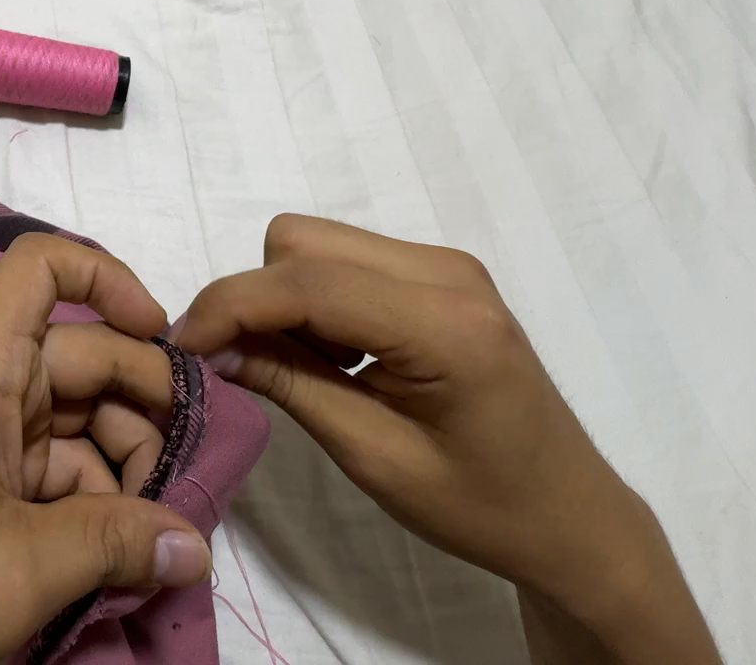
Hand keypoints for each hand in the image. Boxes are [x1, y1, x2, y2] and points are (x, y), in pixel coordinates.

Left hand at [0, 235, 212, 664]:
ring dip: (124, 470)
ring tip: (161, 539)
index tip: (163, 336)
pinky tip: (122, 558)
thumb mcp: (16, 568)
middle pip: (81, 357)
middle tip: (198, 478)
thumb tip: (197, 551)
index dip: (108, 279)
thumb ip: (115, 546)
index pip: (40, 268)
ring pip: (72, 423)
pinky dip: (90, 506)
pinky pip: (48, 474)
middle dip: (144, 407)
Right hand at [171, 215, 719, 664]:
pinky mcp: (438, 269)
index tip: (185, 346)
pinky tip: (344, 351)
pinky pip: (342, 255)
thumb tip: (210, 346)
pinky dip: (315, 295)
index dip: (229, 306)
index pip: (305, 283)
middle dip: (258, 298)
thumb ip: (286, 384)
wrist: (571, 515)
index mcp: (444, 325)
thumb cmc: (478, 505)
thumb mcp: (370, 456)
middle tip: (259, 365)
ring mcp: (445, 262)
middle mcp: (445, 270)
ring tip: (316, 365)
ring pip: (314, 241)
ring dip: (286, 296)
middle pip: (300, 242)